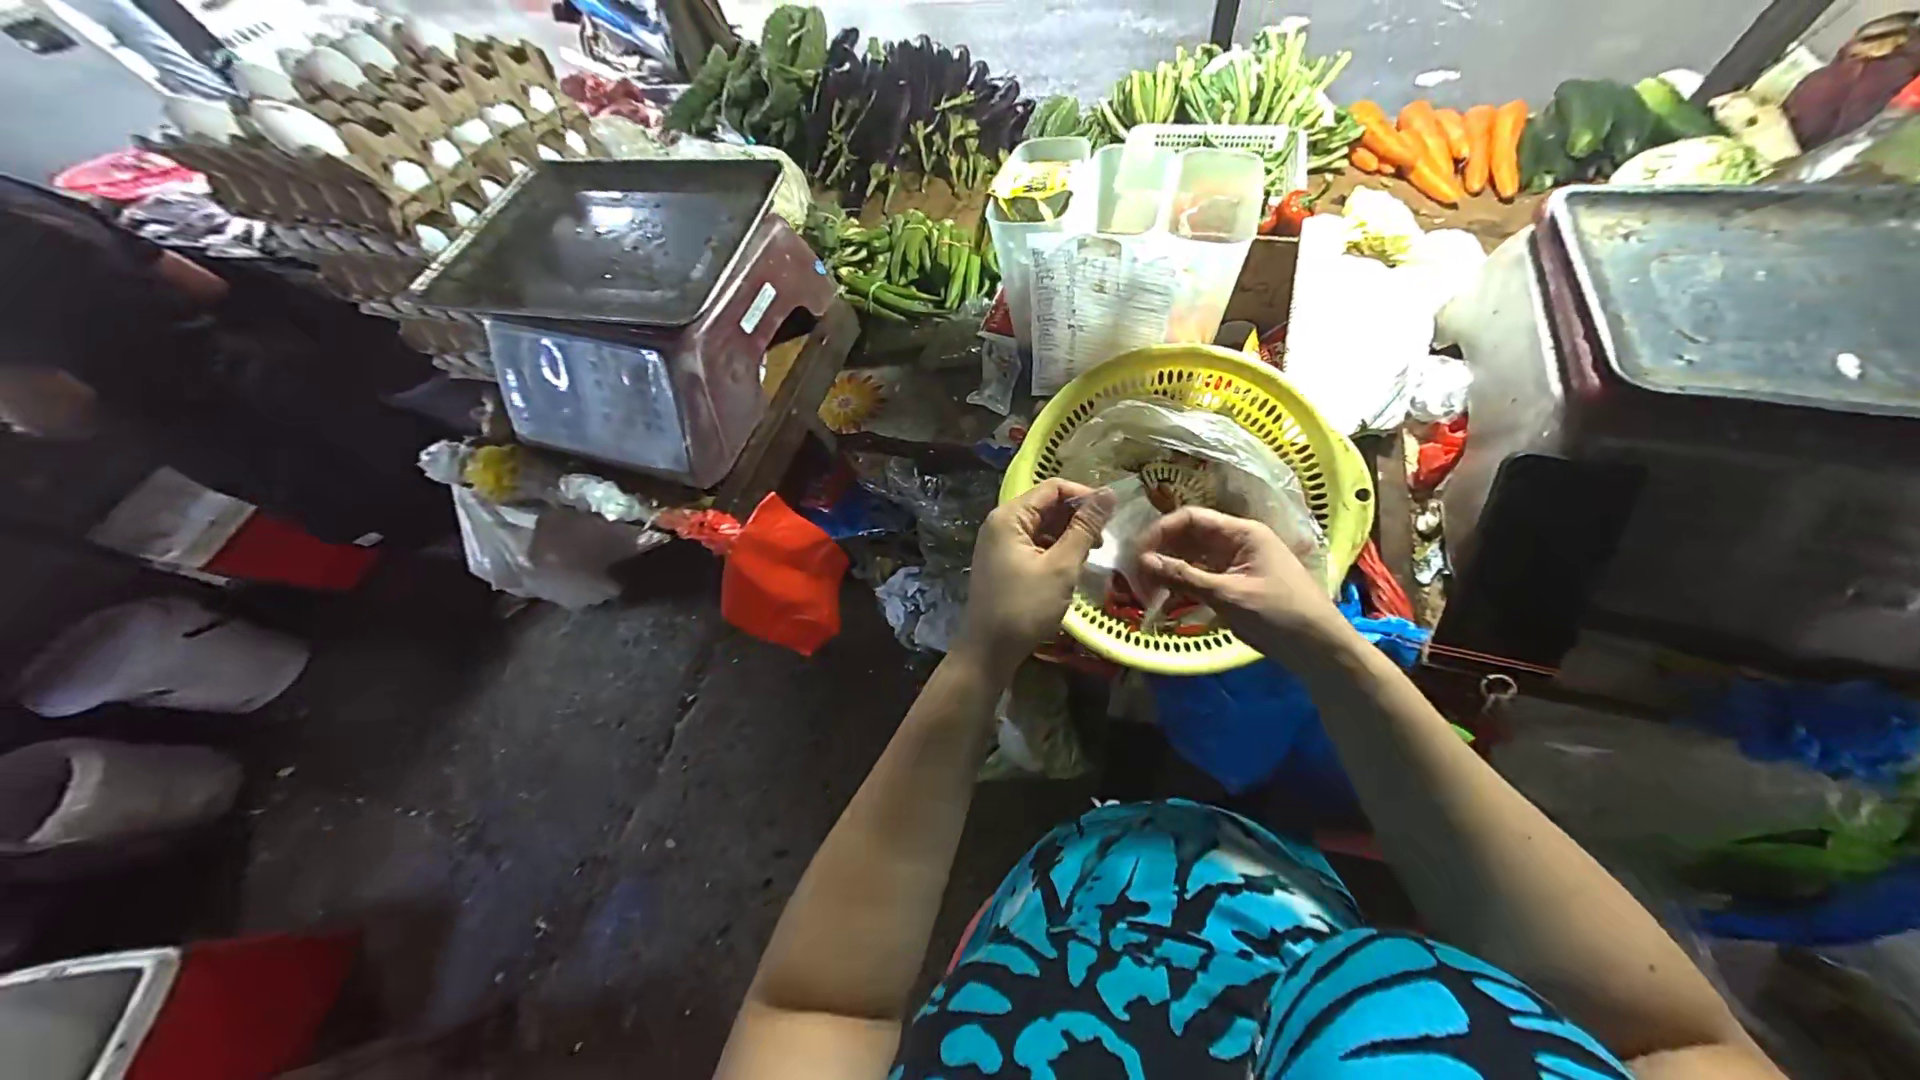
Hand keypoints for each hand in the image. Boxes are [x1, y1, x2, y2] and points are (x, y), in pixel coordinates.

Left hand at [956, 479, 1115, 672]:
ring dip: (1069, 536)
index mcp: (1009, 517)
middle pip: (1046, 506)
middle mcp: (1001, 524)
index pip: (1052, 488)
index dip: (1084, 496)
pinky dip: (1056, 550)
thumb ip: (1085, 528)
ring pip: (1043, 526)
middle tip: (1104, 540)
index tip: (1111, 515)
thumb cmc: (1024, 608)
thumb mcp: (1061, 567)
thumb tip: (1109, 493)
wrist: (988, 651)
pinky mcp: (1004, 563)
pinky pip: (1035, 544)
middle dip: (1077, 518)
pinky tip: (1073, 567)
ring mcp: (1000, 544)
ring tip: (1092, 555)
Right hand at [1132, 506, 1349, 660]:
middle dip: (1159, 555)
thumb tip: (1142, 561)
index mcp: (1242, 533)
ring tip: (1146, 594)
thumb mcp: (1228, 595)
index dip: (1159, 532)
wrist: (1320, 649)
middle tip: (1137, 580)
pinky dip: (1179, 587)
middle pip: (1186, 537)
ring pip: (1189, 559)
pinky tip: (1163, 603)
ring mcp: (1234, 563)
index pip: (1190, 518)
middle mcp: (1236, 542)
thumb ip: (1184, 576)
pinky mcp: (1233, 584)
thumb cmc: (1280, 615)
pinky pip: (1198, 578)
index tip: (1137, 556)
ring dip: (1166, 573)